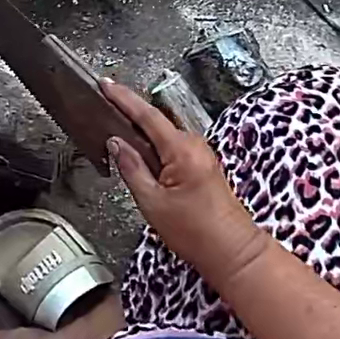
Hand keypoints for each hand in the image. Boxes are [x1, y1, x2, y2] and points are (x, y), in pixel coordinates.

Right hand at [101, 79, 272, 286]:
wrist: (236, 255)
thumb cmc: (197, 233)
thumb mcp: (152, 202)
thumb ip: (131, 167)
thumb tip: (115, 143)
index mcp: (181, 150)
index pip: (145, 114)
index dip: (122, 97)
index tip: (105, 84)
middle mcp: (193, 145)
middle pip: (154, 120)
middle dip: (128, 110)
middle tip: (103, 103)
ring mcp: (199, 154)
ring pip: (161, 133)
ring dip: (139, 129)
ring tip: (114, 128)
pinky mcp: (201, 164)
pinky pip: (170, 145)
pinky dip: (152, 144)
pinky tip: (138, 151)